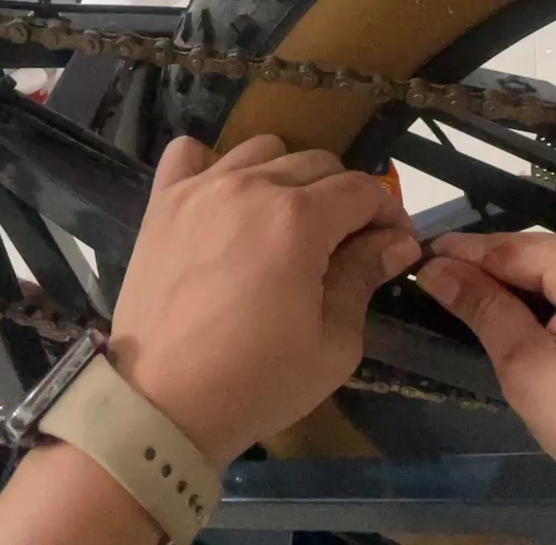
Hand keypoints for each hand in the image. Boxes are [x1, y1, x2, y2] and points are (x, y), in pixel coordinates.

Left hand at [108, 135, 419, 469]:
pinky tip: (222, 198)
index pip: (362, 190)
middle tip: (343, 241)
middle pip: (317, 162)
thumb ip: (364, 277)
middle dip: (344, 196)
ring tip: (283, 221)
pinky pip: (189, 153)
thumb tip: (396, 241)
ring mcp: (202, 187)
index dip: (388, 213)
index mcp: (299, 219)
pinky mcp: (163, 200)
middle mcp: (252, 185)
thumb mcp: (332, 344)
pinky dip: (212, 164)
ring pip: (262, 150)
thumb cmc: (255, 382)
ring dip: (286, 176)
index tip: (393, 243)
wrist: (159, 405)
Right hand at [418, 233, 555, 544]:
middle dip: (496, 275)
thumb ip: (482, 308)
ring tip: (482, 307)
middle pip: (542, 256)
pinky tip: (540, 324)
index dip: (462, 254)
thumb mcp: (531, 372)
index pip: (512, 248)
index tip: (417, 256)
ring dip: (529, 289)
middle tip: (443, 290)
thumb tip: (433, 268)